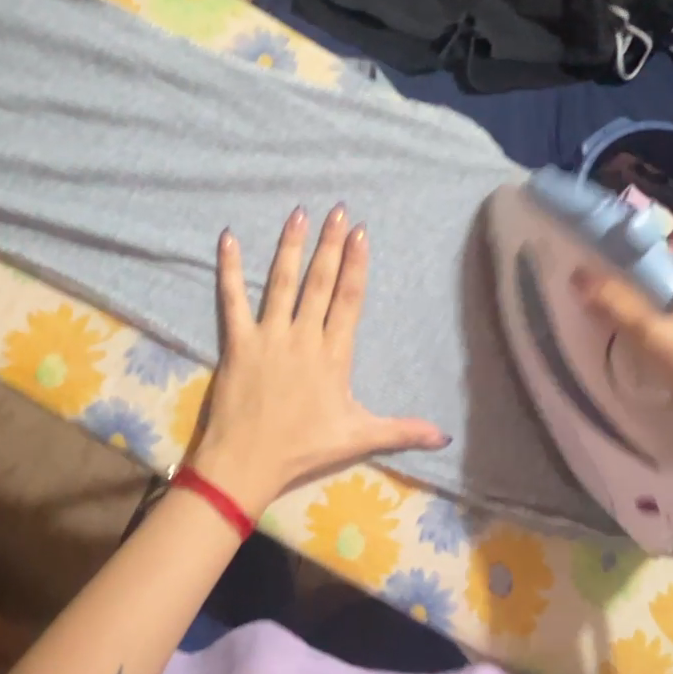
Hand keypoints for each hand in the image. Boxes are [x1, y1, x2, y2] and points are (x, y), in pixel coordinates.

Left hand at [189, 205, 447, 515]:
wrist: (246, 463)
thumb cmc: (303, 449)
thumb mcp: (358, 438)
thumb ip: (401, 430)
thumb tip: (444, 437)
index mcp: (334, 355)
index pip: (348, 300)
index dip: (356, 264)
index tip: (360, 232)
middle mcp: (303, 336)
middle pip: (319, 282)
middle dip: (330, 244)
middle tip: (337, 210)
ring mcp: (269, 336)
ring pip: (282, 283)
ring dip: (291, 246)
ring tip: (299, 214)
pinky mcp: (238, 341)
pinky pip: (232, 300)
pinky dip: (229, 269)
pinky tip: (228, 239)